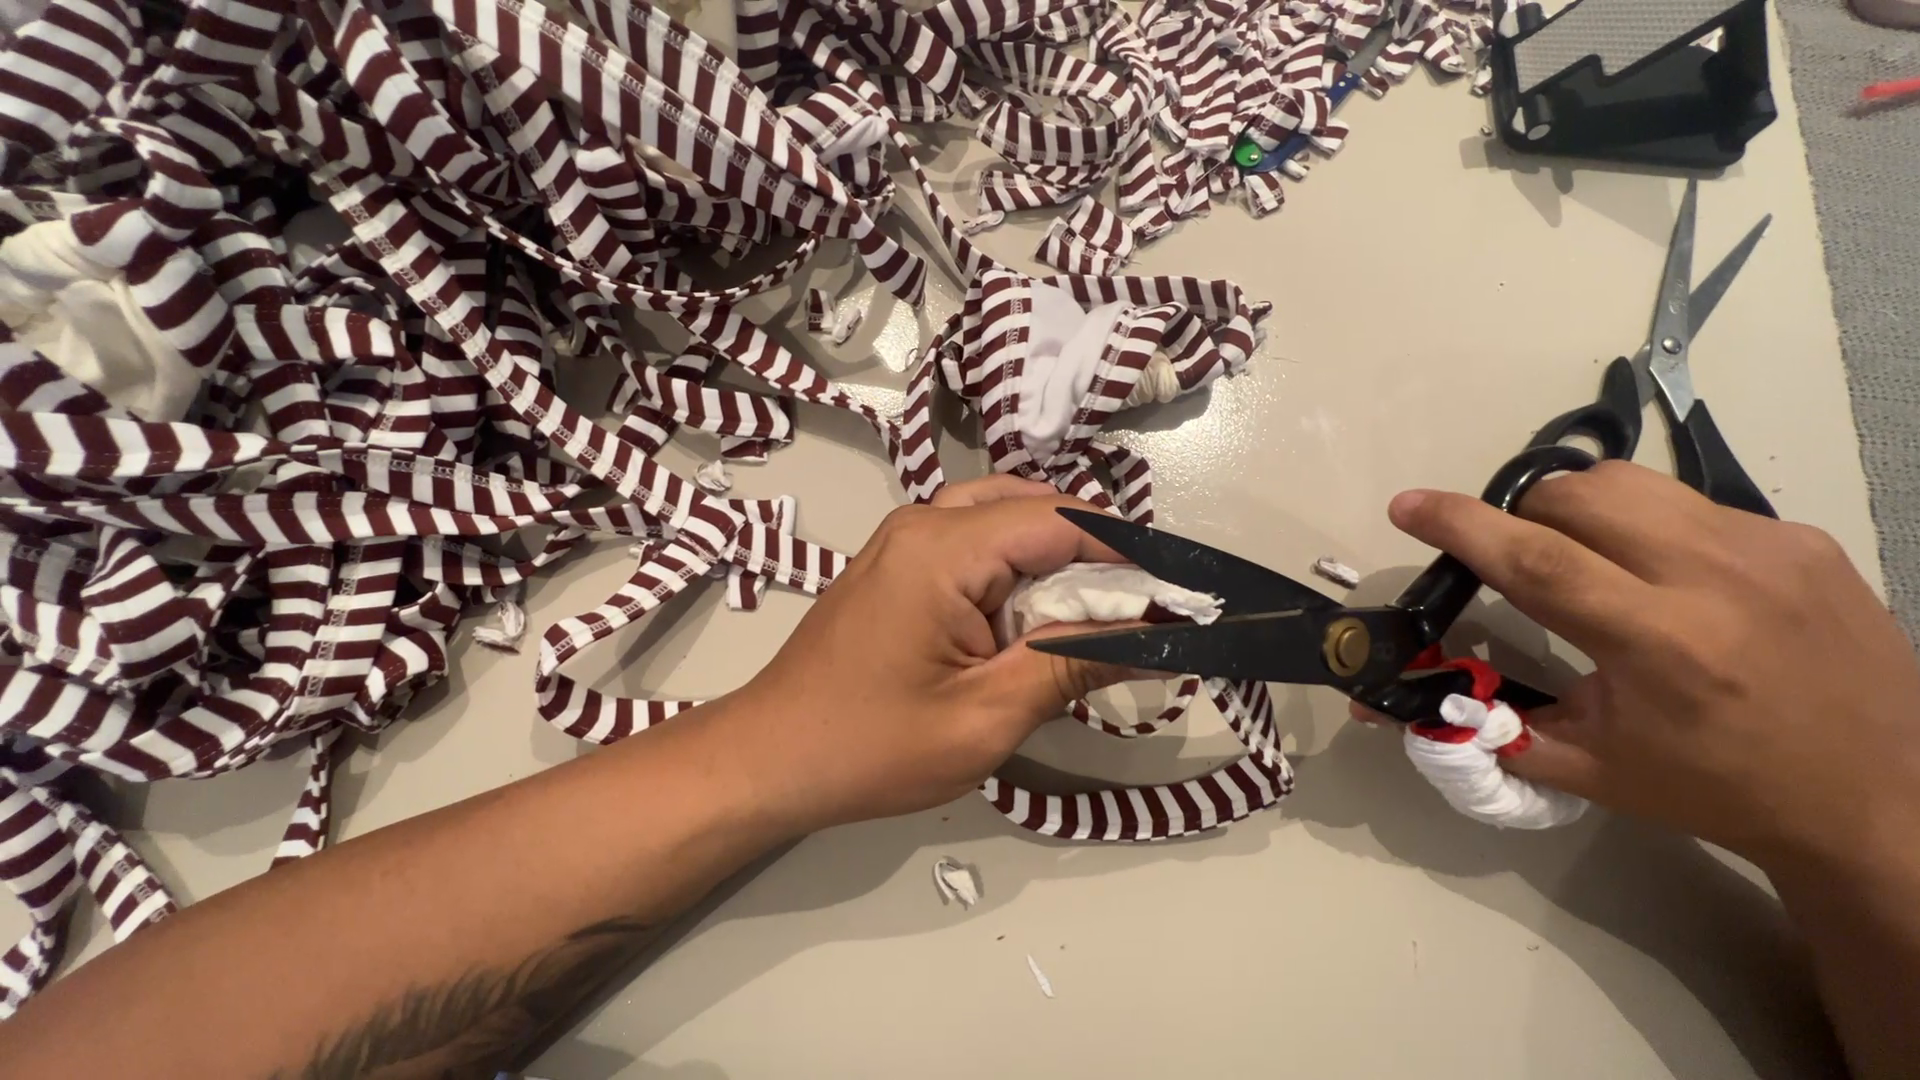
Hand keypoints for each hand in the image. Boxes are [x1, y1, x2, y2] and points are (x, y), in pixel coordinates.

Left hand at [720, 475, 1133, 835]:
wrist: (771, 758)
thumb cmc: (871, 746)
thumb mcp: (987, 717)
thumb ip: (1073, 665)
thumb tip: (1158, 634)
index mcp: (941, 549)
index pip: (1058, 520)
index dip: (1126, 550)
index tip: (1178, 590)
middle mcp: (920, 523)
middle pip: (1032, 508)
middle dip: (1093, 551)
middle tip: (1138, 609)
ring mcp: (902, 540)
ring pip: (1004, 518)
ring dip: (1054, 556)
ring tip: (1092, 613)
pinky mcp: (896, 564)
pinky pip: (973, 541)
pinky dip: (1016, 566)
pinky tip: (1033, 616)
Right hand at [1367, 461, 1919, 870]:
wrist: (1883, 800)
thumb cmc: (1712, 788)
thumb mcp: (1581, 764)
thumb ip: (1481, 722)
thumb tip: (1389, 704)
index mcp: (1658, 645)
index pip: (1536, 560)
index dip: (1460, 526)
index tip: (1406, 507)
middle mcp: (1716, 580)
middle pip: (1576, 498)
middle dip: (1518, 515)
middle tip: (1511, 556)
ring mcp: (1769, 548)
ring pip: (1627, 482)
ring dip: (1574, 508)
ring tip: (1579, 556)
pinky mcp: (1801, 538)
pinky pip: (1685, 501)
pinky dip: (1641, 524)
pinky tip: (1661, 576)